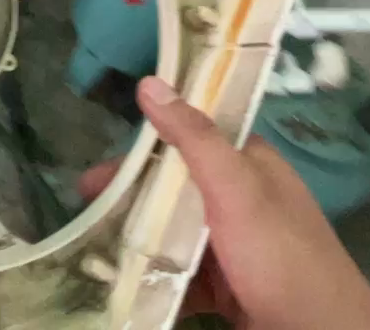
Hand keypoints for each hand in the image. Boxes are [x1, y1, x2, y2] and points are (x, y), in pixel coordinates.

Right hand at [80, 76, 369, 329]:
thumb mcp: (236, 189)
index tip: (107, 161)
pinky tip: (127, 277)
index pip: (191, 137)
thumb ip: (194, 137)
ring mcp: (238, 245)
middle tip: (89, 202)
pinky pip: (183, 269)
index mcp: (250, 166)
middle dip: (130, 192)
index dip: (146, 144)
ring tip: (97, 243)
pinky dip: (155, 271)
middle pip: (175, 184)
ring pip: (175, 227)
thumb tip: (149, 81)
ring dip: (137, 232)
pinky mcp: (232, 286)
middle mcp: (244, 200)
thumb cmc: (280, 257)